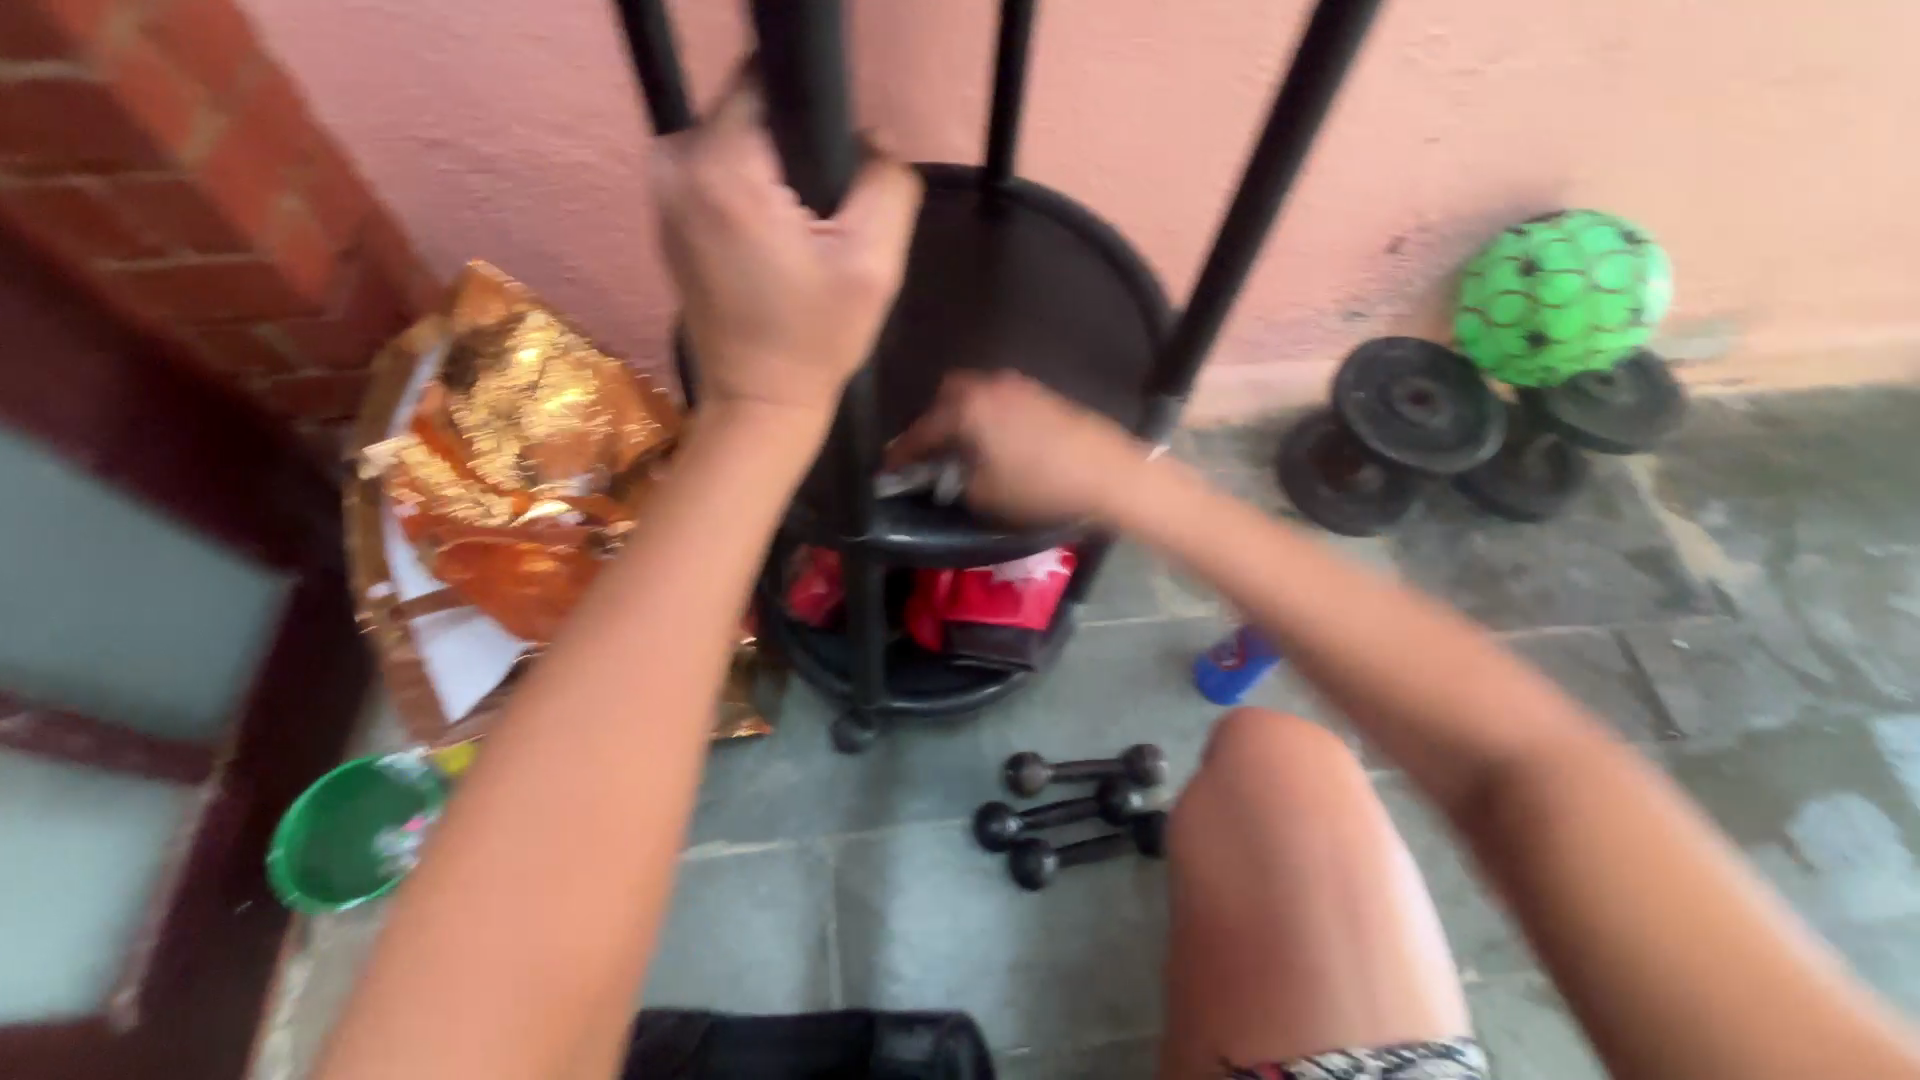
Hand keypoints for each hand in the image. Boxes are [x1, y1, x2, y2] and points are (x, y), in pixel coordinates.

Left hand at [650, 72, 922, 419]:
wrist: (759, 399)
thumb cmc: (815, 339)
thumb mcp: (875, 265)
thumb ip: (888, 182)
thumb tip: (873, 135)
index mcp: (722, 167)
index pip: (770, 81)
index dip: (814, 119)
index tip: (832, 177)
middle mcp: (676, 163)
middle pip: (753, 109)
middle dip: (794, 150)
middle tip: (820, 218)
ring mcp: (661, 188)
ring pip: (735, 137)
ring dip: (774, 171)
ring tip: (798, 233)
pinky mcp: (664, 212)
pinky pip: (716, 167)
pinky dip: (748, 189)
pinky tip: (772, 240)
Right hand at [886, 371, 1150, 524]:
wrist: (1110, 475)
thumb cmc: (1041, 488)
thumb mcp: (984, 495)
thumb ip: (952, 480)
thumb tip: (942, 473)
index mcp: (966, 408)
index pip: (920, 430)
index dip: (901, 453)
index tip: (887, 470)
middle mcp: (987, 386)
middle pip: (945, 397)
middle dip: (933, 424)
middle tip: (931, 455)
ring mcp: (1018, 386)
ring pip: (974, 396)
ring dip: (962, 418)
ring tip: (964, 451)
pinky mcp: (1042, 394)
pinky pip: (999, 400)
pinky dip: (988, 418)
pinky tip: (996, 444)